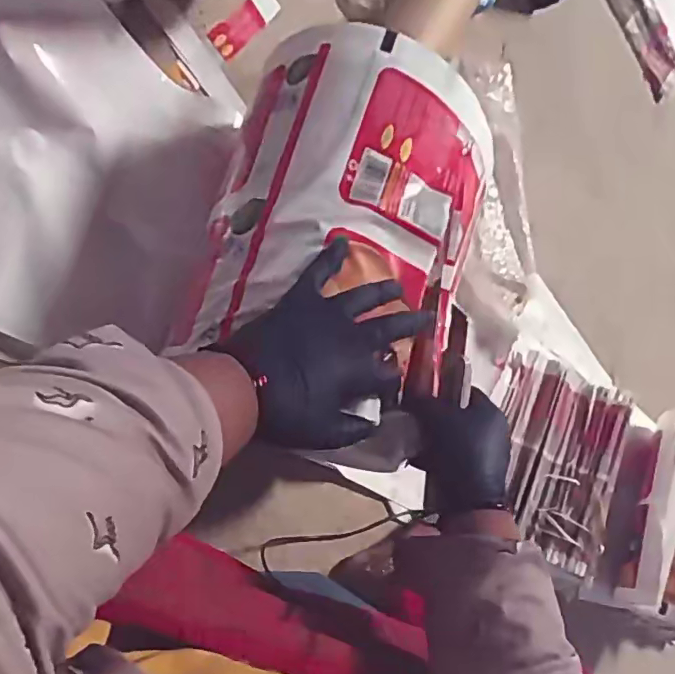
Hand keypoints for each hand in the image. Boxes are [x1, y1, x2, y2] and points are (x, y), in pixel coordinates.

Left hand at [209, 237, 430, 449]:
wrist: (246, 383)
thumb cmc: (287, 411)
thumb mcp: (324, 432)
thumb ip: (352, 430)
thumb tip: (373, 427)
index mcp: (360, 369)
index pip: (388, 374)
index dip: (393, 382)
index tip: (393, 388)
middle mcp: (353, 336)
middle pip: (389, 327)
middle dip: (411, 324)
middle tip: (428, 318)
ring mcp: (328, 312)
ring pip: (364, 297)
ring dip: (383, 291)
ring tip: (398, 288)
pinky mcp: (301, 299)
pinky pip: (319, 272)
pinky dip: (331, 256)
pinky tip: (342, 241)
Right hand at [402, 324, 512, 515]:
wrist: (469, 501)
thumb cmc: (458, 451)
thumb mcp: (438, 419)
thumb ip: (425, 402)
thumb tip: (412, 393)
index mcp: (490, 412)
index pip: (466, 389)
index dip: (443, 388)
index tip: (422, 394)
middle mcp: (494, 430)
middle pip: (458, 414)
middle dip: (434, 417)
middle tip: (414, 419)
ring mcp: (487, 454)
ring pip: (453, 437)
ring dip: (433, 439)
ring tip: (414, 442)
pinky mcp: (477, 473)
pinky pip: (453, 457)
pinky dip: (437, 457)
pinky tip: (421, 461)